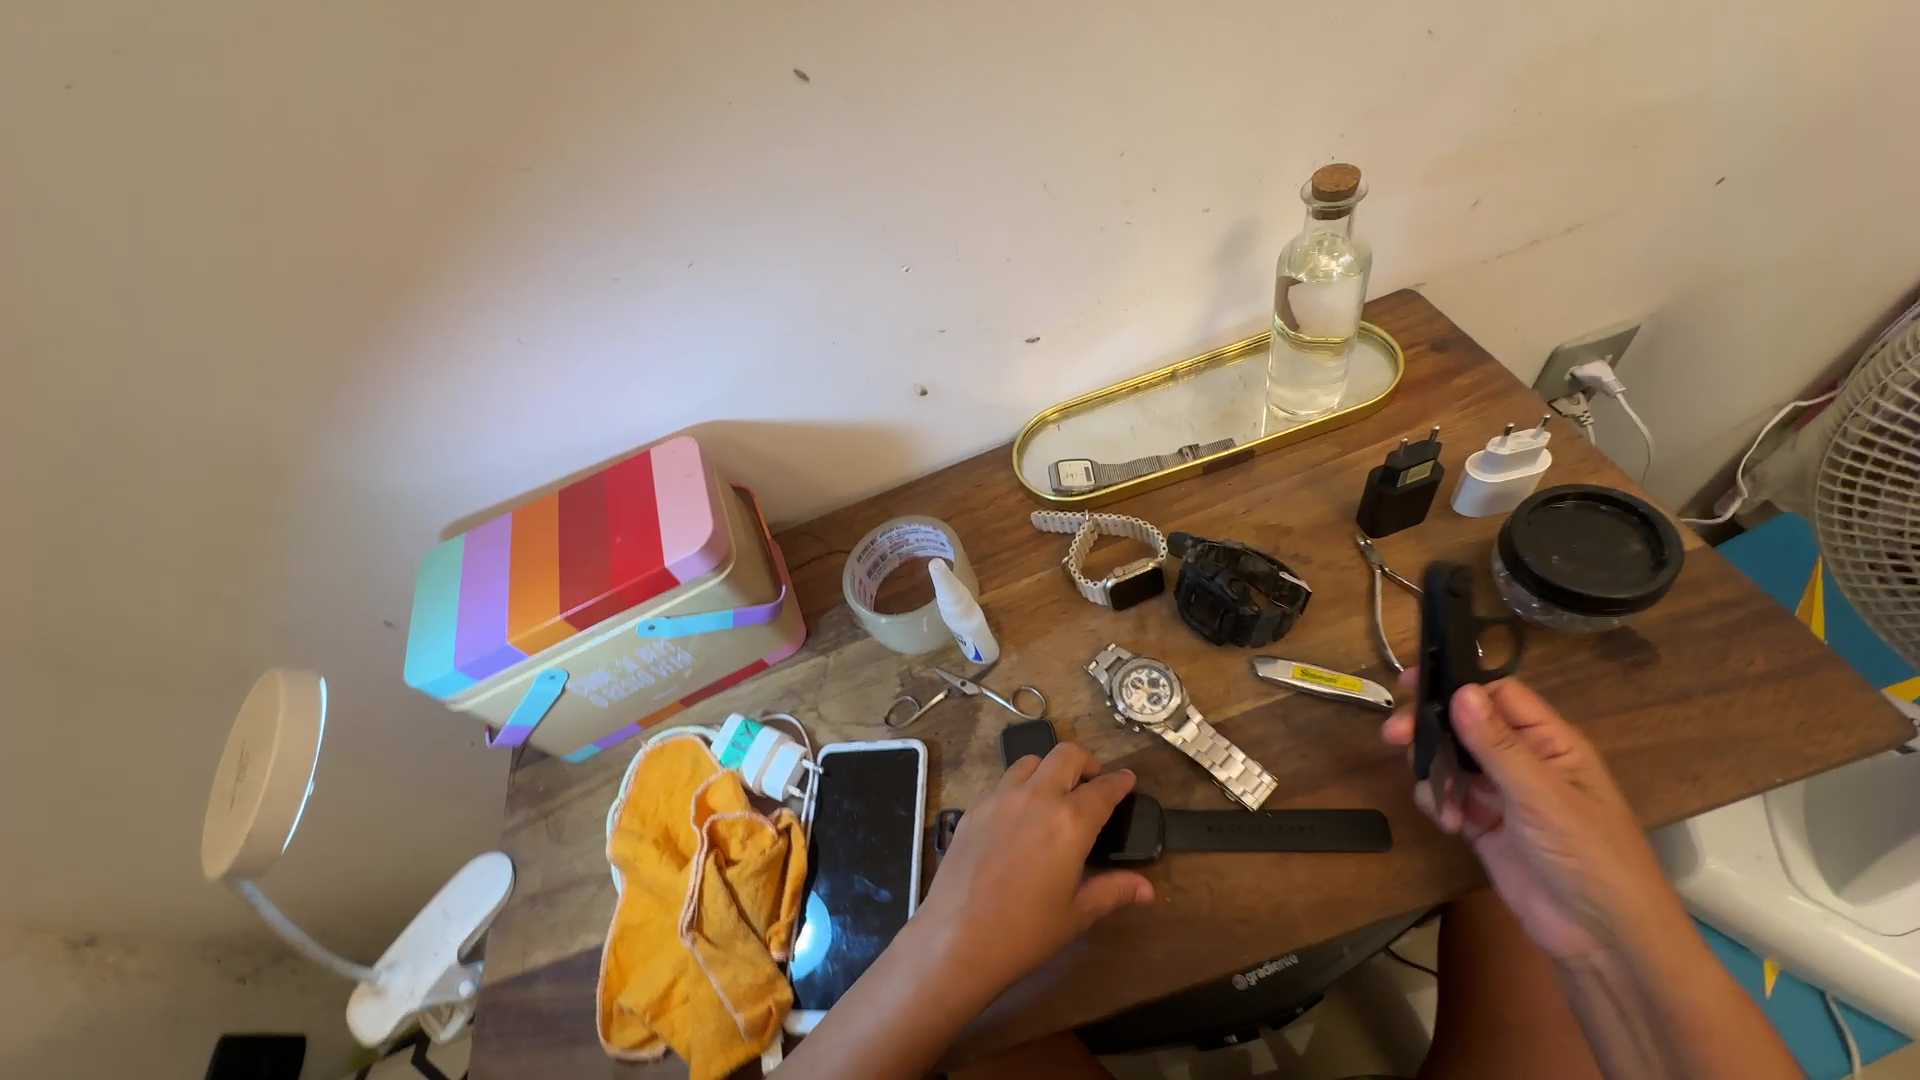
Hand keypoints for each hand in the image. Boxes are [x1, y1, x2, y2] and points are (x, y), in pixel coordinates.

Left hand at [910, 742, 1154, 995]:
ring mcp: (1000, 798)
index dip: (1120, 781)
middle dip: (1086, 761)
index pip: (1103, 789)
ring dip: (1049, 769)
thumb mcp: (1077, 914)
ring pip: (1030, 761)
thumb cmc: (1025, 931)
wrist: (957, 937)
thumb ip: (1113, 891)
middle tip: (1093, 782)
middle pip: (1065, 755)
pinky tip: (1020, 815)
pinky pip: (1002, 783)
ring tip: (1055, 793)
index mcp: (1070, 821)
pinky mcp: (974, 808)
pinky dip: (1020, 787)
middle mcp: (1036, 797)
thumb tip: (1147, 888)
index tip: (1127, 778)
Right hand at [1382, 673, 1685, 961]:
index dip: (1456, 684)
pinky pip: (1445, 795)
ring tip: (1440, 804)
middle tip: (1394, 737)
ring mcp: (1500, 793)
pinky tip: (1448, 825)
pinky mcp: (1481, 823)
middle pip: (1462, 724)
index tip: (1410, 684)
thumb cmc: (1590, 858)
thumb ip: (1498, 745)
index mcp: (1550, 744)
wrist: (1602, 939)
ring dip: (1433, 774)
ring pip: (1448, 759)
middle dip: (1428, 729)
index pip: (1498, 695)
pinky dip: (1437, 803)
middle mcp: (1522, 760)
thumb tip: (1462, 690)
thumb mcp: (1543, 798)